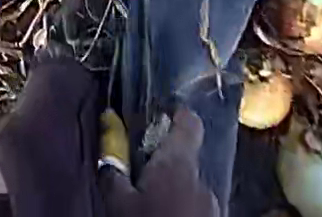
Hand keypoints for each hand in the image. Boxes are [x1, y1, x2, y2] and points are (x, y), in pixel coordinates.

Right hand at [99, 109, 218, 216]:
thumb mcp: (119, 207)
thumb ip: (113, 175)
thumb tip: (107, 150)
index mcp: (179, 162)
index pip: (189, 122)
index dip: (177, 115)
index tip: (161, 116)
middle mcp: (202, 178)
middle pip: (186, 160)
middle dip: (167, 166)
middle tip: (143, 179)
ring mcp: (213, 206)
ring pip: (191, 188)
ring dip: (175, 193)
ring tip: (152, 207)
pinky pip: (197, 210)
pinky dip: (182, 211)